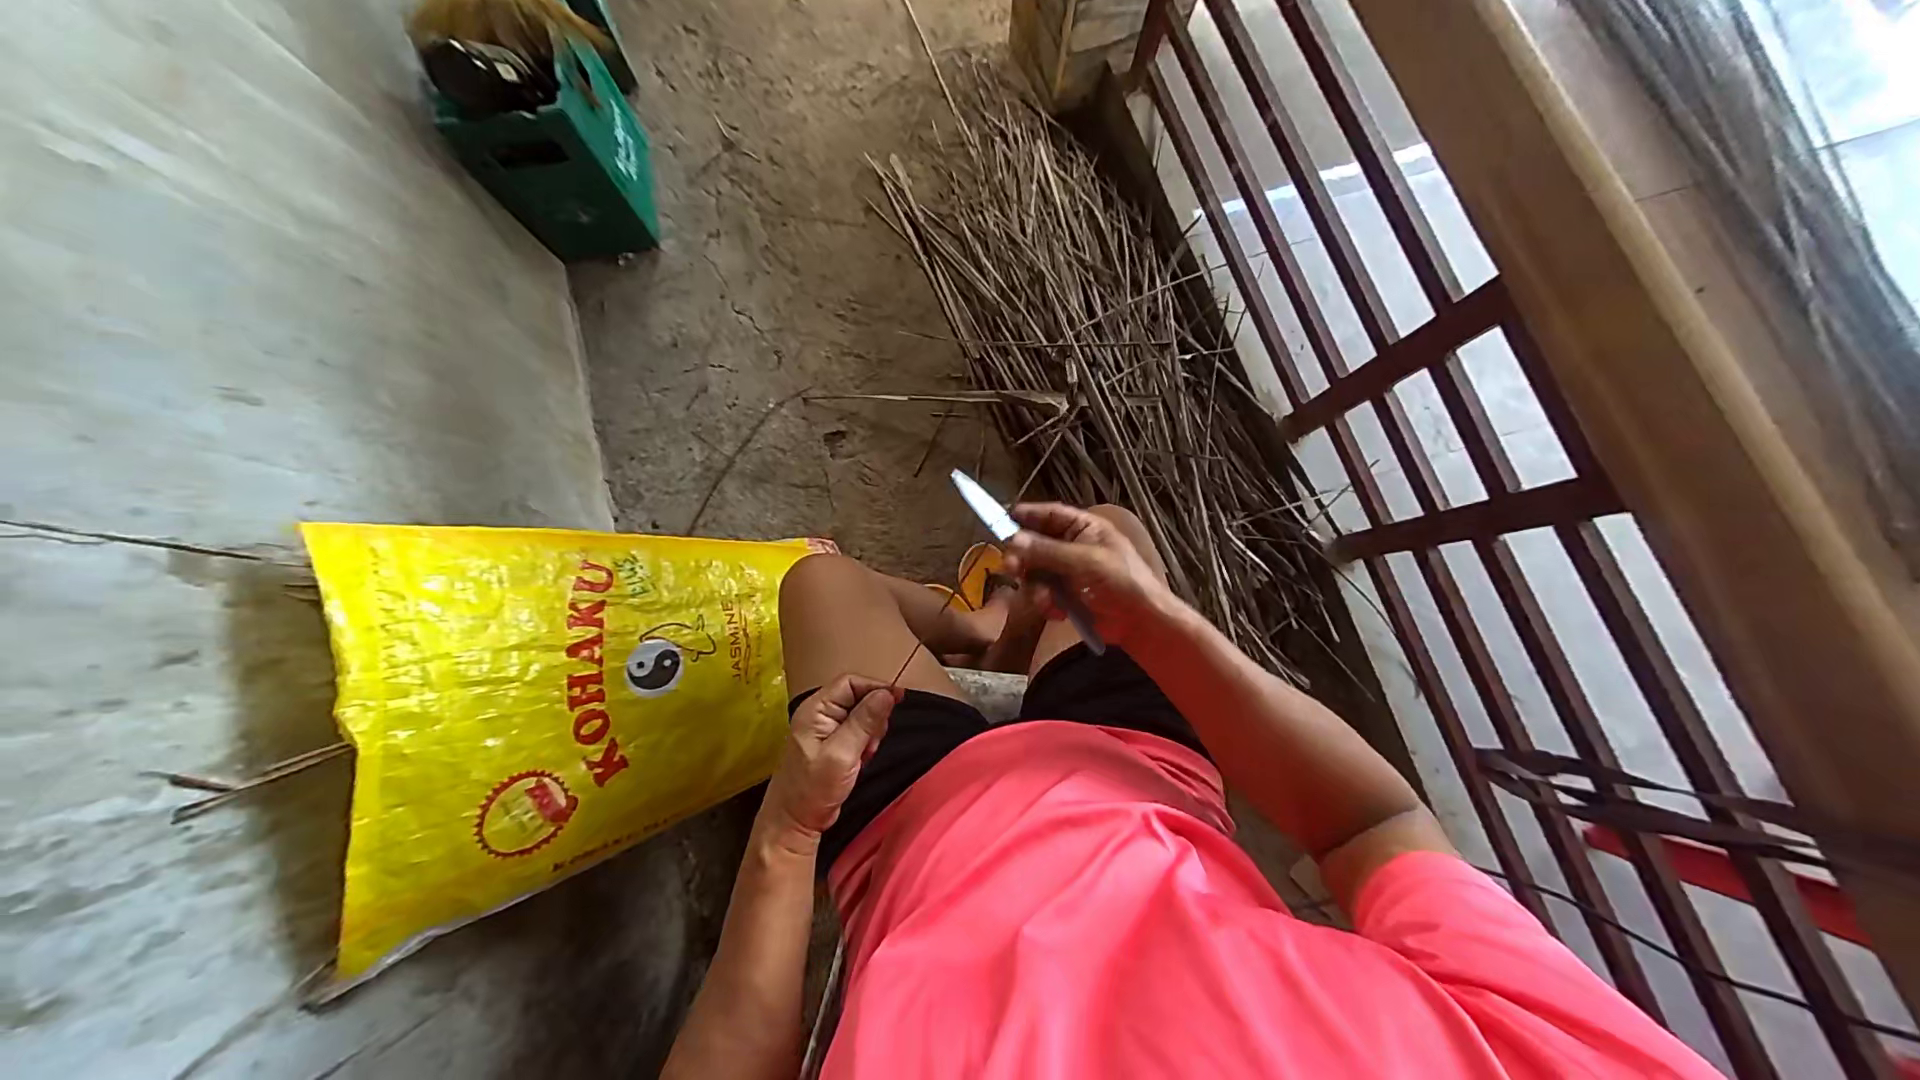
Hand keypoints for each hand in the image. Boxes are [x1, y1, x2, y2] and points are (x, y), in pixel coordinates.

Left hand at [757, 673, 899, 853]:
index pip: (850, 682)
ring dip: (871, 731)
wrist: (794, 823)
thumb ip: (864, 722)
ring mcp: (825, 729)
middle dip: (873, 714)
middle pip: (857, 696)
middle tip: (875, 739)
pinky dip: (866, 742)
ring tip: (866, 752)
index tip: (898, 698)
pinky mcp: (833, 743)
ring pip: (861, 714)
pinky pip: (857, 731)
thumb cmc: (812, 790)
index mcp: (815, 709)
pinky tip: (862, 758)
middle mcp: (819, 714)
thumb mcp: (842, 754)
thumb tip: (886, 693)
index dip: (875, 687)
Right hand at [1002, 503, 1178, 647]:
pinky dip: (1046, 605)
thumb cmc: (1122, 582)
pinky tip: (1059, 613)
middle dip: (1023, 558)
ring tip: (1047, 601)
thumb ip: (1047, 551)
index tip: (1002, 519)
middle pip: (1034, 544)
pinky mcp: (1065, 596)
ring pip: (1034, 573)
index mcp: (1084, 528)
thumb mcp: (1084, 561)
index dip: (1027, 515)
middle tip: (1011, 568)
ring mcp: (1068, 572)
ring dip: (1036, 588)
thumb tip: (1013, 540)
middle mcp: (1073, 546)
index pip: (1050, 514)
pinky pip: (1042, 595)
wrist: (1141, 623)